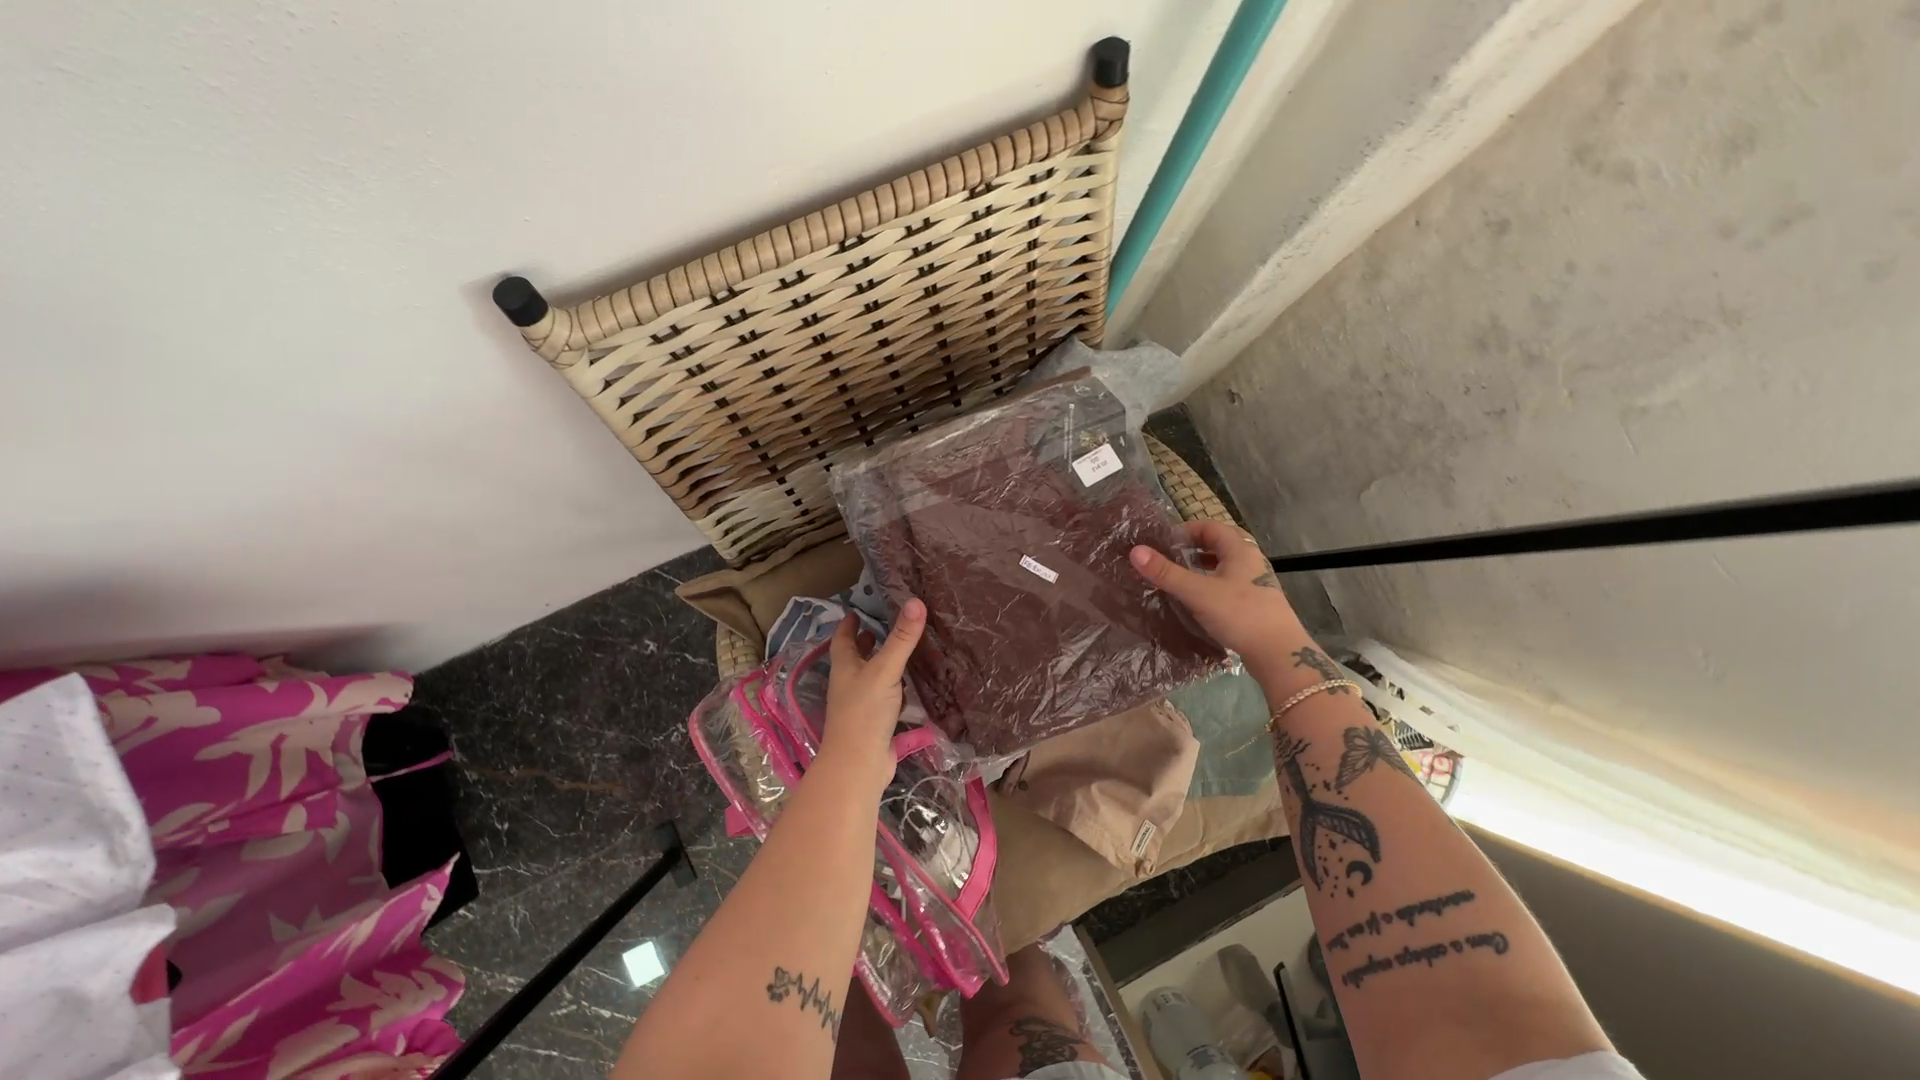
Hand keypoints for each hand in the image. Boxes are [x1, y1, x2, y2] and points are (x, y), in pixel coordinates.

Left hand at [822, 598, 926, 780]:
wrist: (859, 764)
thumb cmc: (864, 712)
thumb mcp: (885, 670)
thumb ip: (901, 639)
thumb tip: (916, 601)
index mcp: (845, 667)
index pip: (842, 639)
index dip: (848, 625)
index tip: (856, 611)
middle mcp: (849, 684)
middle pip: (855, 659)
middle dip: (866, 643)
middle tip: (881, 627)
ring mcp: (861, 706)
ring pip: (871, 679)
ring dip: (882, 666)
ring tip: (902, 653)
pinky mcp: (876, 724)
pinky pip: (886, 700)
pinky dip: (896, 690)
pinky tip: (911, 688)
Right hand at [1129, 521, 1311, 675]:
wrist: (1278, 652)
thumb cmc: (1239, 614)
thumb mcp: (1197, 592)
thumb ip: (1166, 573)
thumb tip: (1135, 551)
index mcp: (1239, 549)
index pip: (1209, 526)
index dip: (1185, 530)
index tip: (1162, 543)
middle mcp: (1250, 560)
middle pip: (1219, 544)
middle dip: (1193, 548)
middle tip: (1168, 558)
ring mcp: (1256, 582)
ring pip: (1224, 565)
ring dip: (1202, 567)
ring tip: (1180, 578)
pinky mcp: (1256, 602)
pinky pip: (1229, 584)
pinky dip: (1211, 584)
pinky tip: (1199, 600)